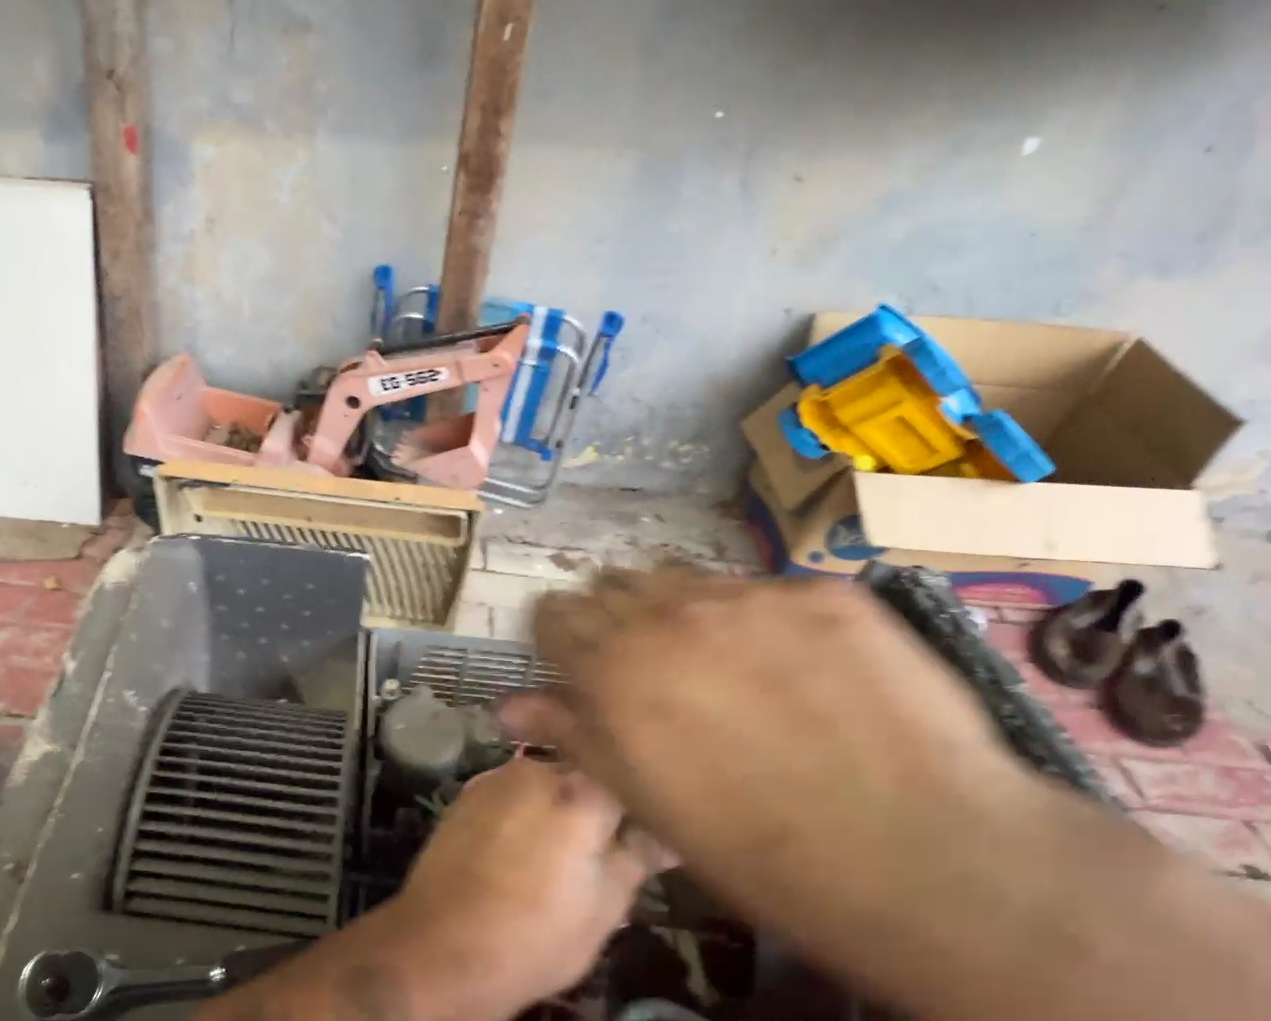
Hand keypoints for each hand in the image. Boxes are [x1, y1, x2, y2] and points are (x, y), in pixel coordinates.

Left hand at [382, 756, 649, 1013]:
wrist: (443, 946)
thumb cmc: (536, 935)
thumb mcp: (604, 909)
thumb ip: (637, 858)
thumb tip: (668, 834)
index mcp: (582, 793)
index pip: (628, 778)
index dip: (640, 804)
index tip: (644, 832)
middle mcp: (537, 770)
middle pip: (582, 773)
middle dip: (595, 803)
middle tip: (599, 849)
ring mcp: (495, 777)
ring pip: (543, 781)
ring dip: (556, 805)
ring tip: (555, 854)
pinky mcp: (465, 793)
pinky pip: (509, 792)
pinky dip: (521, 810)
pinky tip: (517, 849)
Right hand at [502, 572, 1022, 918]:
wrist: (924, 854)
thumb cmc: (761, 849)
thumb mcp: (648, 803)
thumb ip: (574, 736)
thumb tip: (508, 705)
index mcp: (613, 667)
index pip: (554, 617)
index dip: (560, 639)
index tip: (576, 662)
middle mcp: (668, 613)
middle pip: (611, 585)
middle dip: (615, 617)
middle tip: (648, 664)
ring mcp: (748, 596)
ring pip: (683, 578)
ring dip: (679, 608)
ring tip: (716, 658)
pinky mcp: (820, 593)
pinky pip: (763, 591)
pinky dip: (758, 619)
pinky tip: (797, 667)